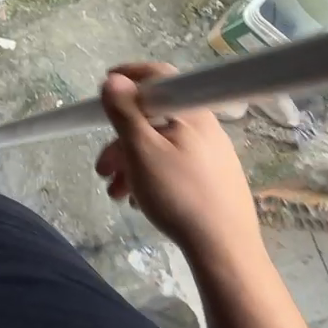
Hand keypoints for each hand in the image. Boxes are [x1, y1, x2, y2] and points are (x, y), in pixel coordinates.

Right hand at [94, 63, 261, 261]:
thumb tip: (114, 80)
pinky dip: (151, 174)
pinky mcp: (213, 179)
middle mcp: (204, 127)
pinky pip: (173, 164)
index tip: (105, 85)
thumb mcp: (141, 151)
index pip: (160, 76)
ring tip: (116, 192)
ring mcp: (211, 154)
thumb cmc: (179, 195)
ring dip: (131, 162)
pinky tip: (139, 200)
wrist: (225, 251)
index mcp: (191, 113)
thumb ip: (125, 112)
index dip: (130, 75)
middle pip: (153, 118)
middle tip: (102, 167)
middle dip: (121, 137)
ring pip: (160, 144)